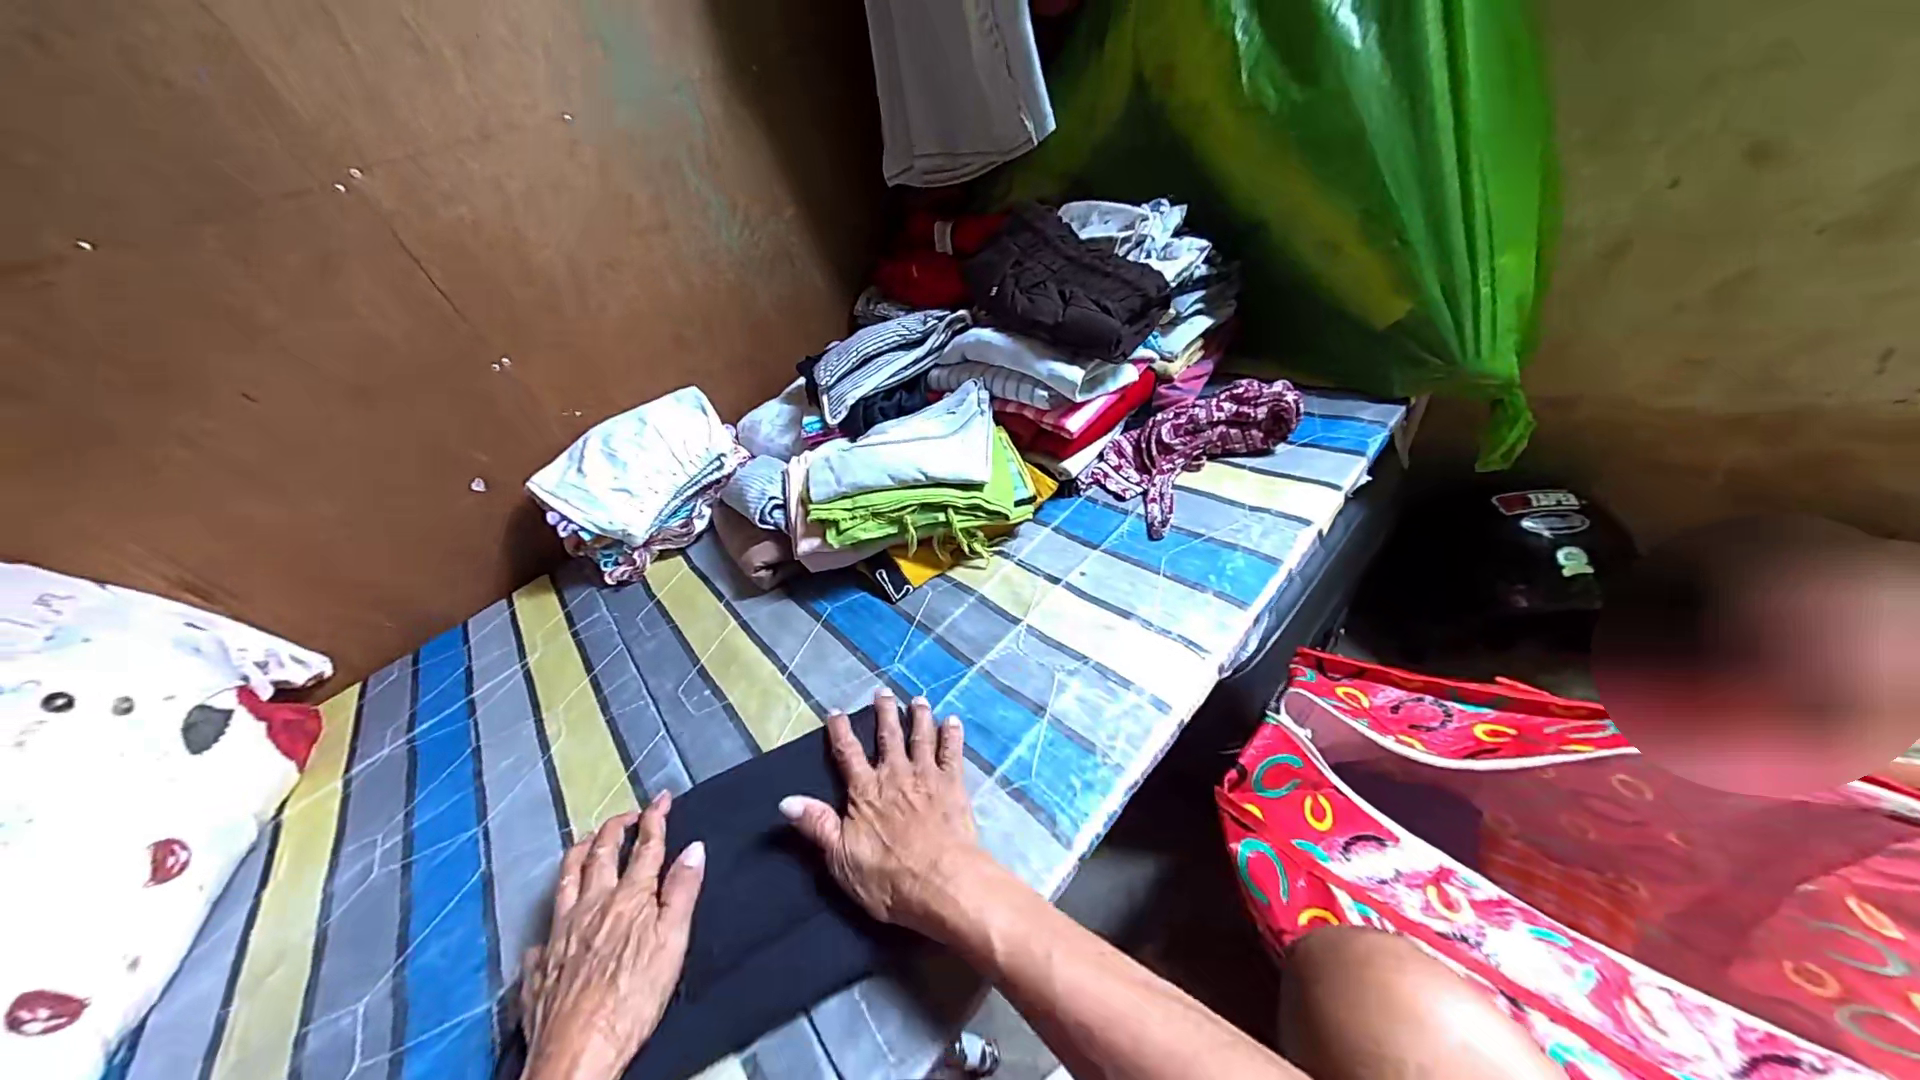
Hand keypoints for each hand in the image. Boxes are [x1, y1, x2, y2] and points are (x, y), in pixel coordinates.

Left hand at [519, 792, 705, 1079]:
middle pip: (601, 854)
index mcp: (628, 898)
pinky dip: (554, 913)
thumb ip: (682, 891)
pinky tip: (555, 920)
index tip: (662, 797)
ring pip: (566, 879)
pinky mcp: (540, 965)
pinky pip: (545, 928)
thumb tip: (694, 847)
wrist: (576, 1056)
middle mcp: (591, 905)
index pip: (645, 846)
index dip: (655, 818)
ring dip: (580, 853)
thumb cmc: (634, 997)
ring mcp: (560, 933)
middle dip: (615, 827)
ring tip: (588, 841)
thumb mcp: (672, 941)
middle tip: (627, 815)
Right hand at [780, 689, 990, 939]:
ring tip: (918, 700)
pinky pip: (952, 752)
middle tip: (882, 692)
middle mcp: (895, 774)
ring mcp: (926, 776)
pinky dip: (952, 734)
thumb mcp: (841, 858)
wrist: (942, 882)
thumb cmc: (888, 877)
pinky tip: (953, 720)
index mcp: (866, 791)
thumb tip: (786, 801)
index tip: (836, 711)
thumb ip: (816, 825)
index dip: (840, 731)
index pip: (847, 753)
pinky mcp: (953, 784)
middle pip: (888, 736)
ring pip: (921, 737)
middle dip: (884, 713)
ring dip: (919, 717)